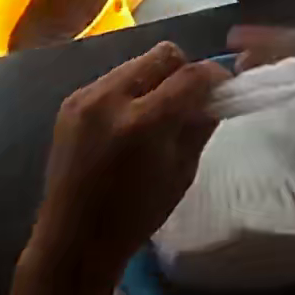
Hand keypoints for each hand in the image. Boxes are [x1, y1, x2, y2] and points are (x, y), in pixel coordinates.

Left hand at [28, 43, 231, 294]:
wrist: (73, 239)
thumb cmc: (135, 215)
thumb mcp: (182, 172)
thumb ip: (200, 125)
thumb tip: (216, 95)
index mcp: (143, 123)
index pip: (191, 75)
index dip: (215, 76)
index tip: (223, 87)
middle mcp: (111, 99)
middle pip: (164, 55)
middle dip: (184, 71)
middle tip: (188, 99)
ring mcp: (86, 96)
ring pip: (139, 62)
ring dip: (157, 78)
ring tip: (158, 110)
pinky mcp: (71, 100)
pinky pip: (115, 77)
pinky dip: (132, 89)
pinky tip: (130, 119)